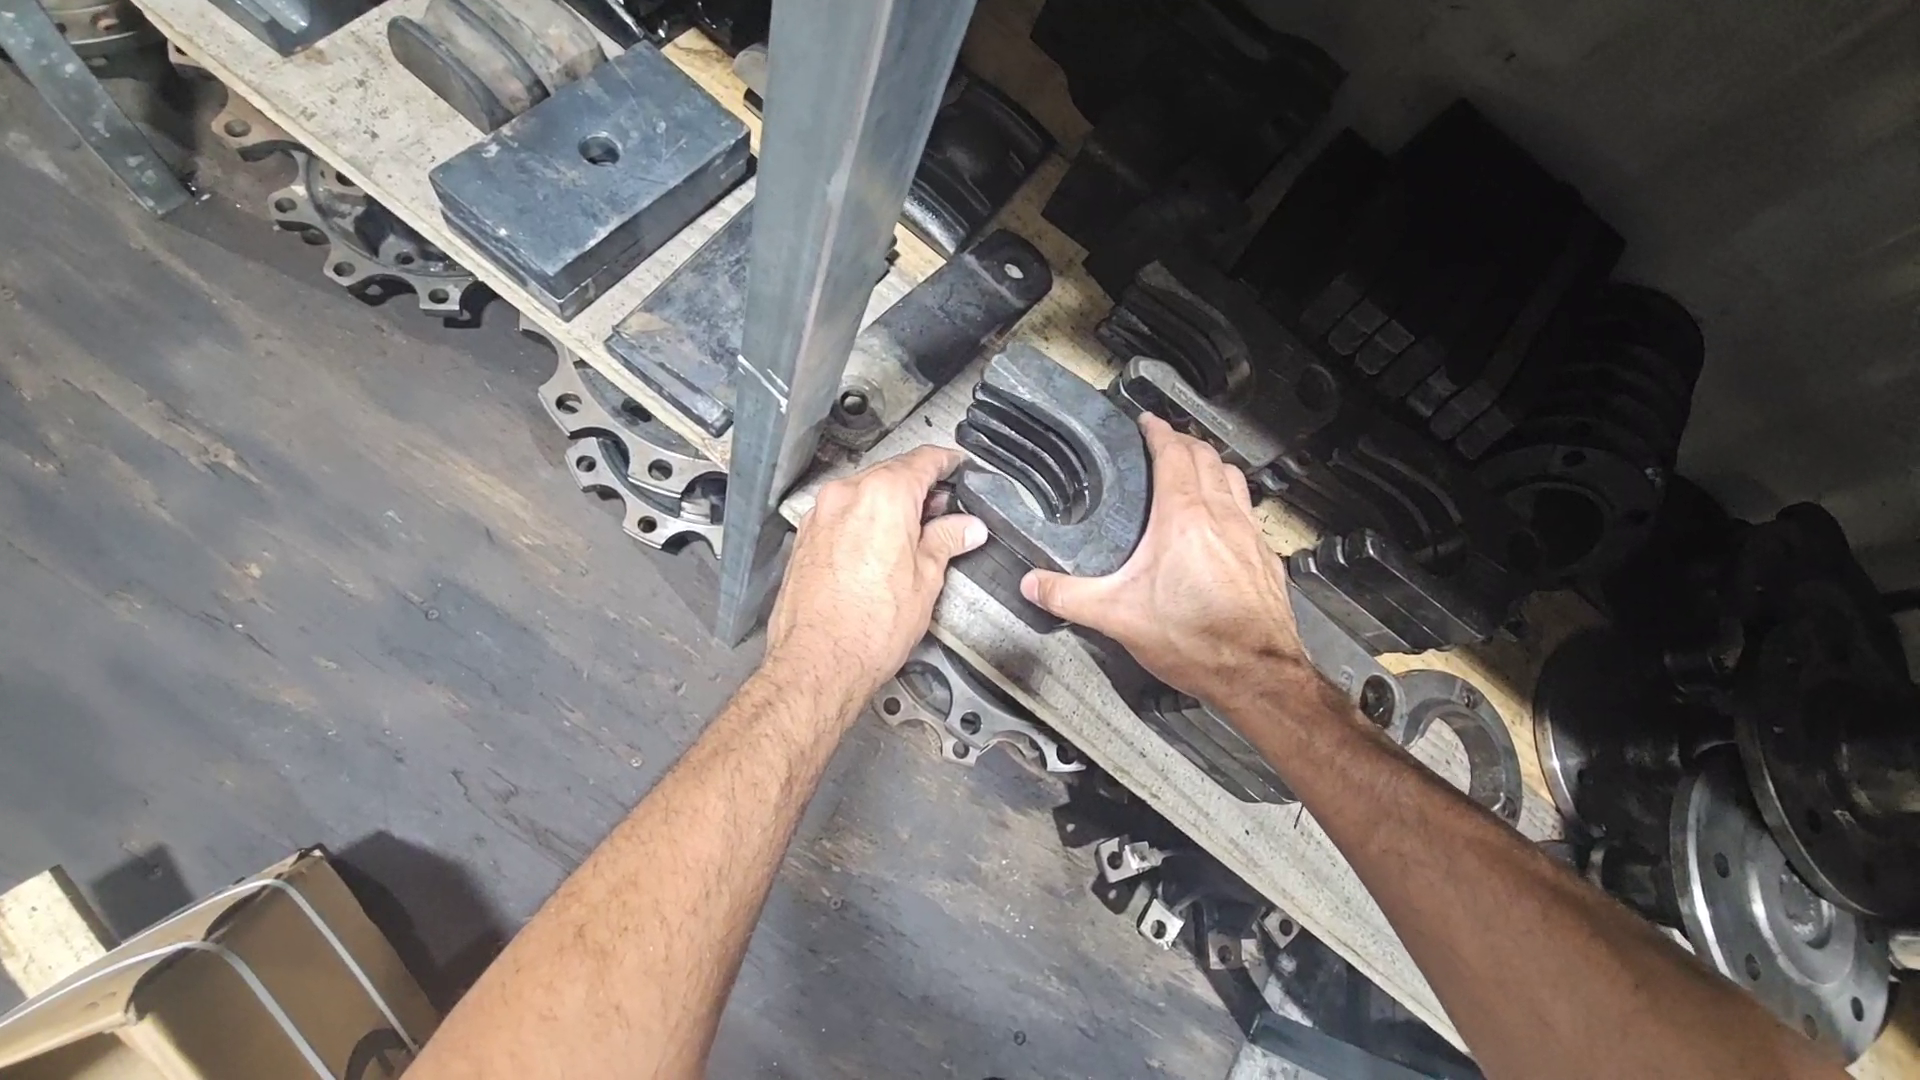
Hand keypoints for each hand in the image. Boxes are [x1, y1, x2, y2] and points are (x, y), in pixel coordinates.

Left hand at [766, 445, 987, 708]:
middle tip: (944, 510)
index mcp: (884, 496)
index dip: (947, 462)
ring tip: (912, 537)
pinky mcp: (805, 538)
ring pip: (864, 495)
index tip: (957, 465)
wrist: (817, 662)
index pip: (922, 461)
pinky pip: (842, 516)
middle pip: (891, 475)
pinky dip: (863, 523)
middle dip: (919, 489)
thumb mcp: (926, 580)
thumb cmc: (867, 629)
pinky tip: (877, 550)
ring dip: (889, 507)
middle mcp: (847, 496)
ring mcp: (820, 516)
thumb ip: (946, 541)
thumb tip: (965, 528)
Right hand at [1020, 414, 1308, 702]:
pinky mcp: (1265, 559)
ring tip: (1194, 470)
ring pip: (1234, 480)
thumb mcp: (1117, 616)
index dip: (1159, 432)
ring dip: (1212, 466)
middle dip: (1185, 443)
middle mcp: (1222, 517)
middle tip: (1165, 442)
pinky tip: (1221, 521)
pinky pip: (1248, 512)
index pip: (1174, 454)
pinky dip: (1232, 499)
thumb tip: (1034, 584)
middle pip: (1207, 458)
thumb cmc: (1197, 641)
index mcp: (1184, 518)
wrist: (1256, 673)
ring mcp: (1249, 536)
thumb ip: (1069, 596)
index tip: (1148, 422)